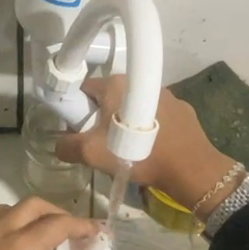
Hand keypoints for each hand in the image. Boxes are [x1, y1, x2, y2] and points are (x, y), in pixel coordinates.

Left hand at [0, 199, 100, 249]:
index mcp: (21, 246)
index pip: (58, 224)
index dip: (82, 225)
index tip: (99, 232)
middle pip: (33, 207)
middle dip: (57, 214)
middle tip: (75, 232)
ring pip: (10, 211)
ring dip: (33, 216)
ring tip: (51, 238)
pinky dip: (14, 226)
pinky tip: (25, 248)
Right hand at [54, 76, 241, 217]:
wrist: (188, 168)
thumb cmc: (136, 154)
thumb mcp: (90, 153)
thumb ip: (66, 146)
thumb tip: (59, 143)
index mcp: (116, 84)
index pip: (84, 90)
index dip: (78, 111)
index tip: (81, 132)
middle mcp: (141, 81)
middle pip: (109, 99)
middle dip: (102, 119)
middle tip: (102, 145)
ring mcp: (166, 94)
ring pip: (133, 107)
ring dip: (126, 123)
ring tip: (129, 149)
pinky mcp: (182, 109)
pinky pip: (155, 116)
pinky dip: (148, 128)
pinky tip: (151, 149)